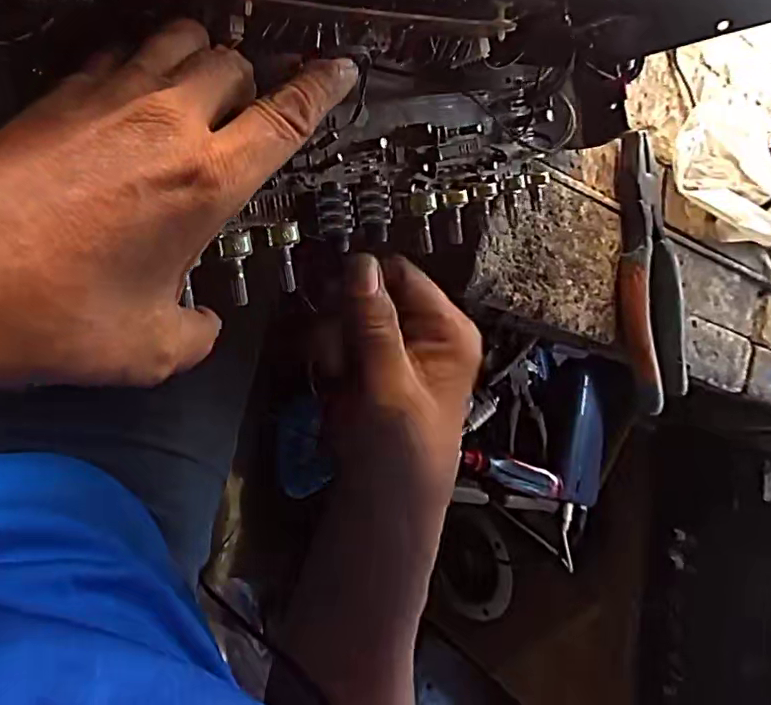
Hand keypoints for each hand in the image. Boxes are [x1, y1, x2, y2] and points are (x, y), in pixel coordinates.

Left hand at [0, 20, 357, 438]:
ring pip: (178, 39)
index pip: (287, 116)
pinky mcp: (57, 94)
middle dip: (250, 81)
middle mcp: (165, 124)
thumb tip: (202, 323)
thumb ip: (196, 331)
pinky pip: (118, 53)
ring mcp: (107, 99)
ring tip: (193, 89)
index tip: (338, 68)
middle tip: (242, 113)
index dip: (322, 86)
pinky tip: (127, 95)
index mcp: (205, 181)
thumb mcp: (147, 348)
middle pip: (233, 62)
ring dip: (198, 57)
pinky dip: (139, 63)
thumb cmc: (50, 321)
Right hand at [313, 254, 482, 506]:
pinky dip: (324, 355)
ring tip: (338, 378)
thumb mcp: (391, 387)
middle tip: (338, 354)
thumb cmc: (403, 455)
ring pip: (341, 312)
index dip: (365, 280)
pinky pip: (331, 335)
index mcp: (445, 329)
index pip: (401, 274)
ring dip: (330, 343)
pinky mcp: (360, 360)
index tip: (334, 294)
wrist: (378, 506)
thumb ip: (374, 325)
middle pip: (365, 291)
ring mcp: (386, 344)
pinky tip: (331, 382)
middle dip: (343, 321)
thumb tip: (361, 264)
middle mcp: (417, 329)